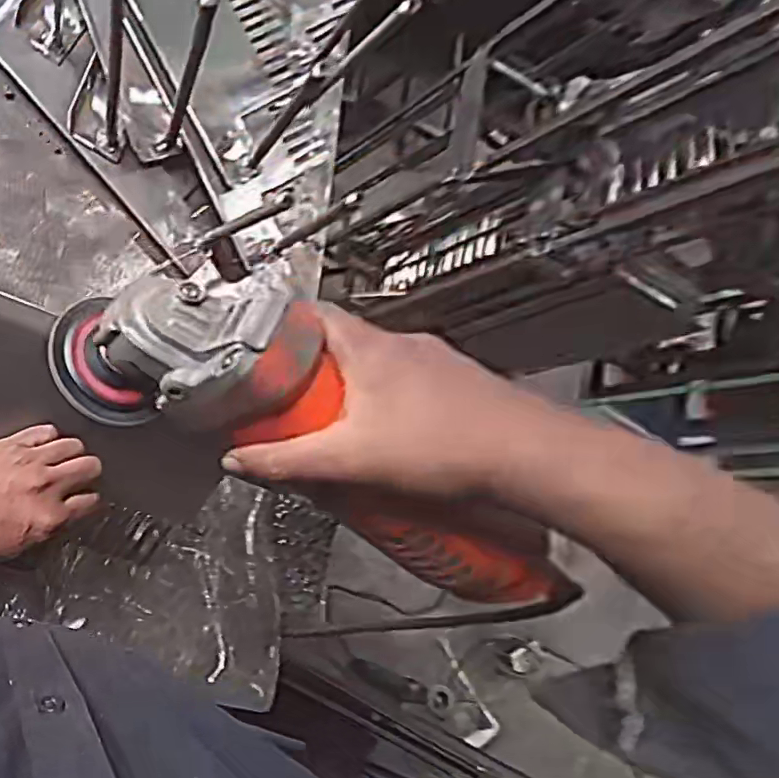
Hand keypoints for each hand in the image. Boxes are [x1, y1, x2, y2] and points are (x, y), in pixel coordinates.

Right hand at [220, 302, 579, 500]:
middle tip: (279, 401)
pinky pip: (390, 386)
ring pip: (362, 368)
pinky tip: (365, 437)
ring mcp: (430, 366)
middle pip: (332, 346)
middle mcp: (404, 348)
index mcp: (374, 350)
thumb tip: (238, 459)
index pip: (314, 315)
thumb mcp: (346, 459)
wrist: (539, 462)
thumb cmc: (459, 446)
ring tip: (318, 425)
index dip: (277, 329)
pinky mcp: (447, 389)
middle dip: (299, 373)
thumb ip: (283, 460)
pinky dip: (367, 405)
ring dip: (334, 391)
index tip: (255, 352)